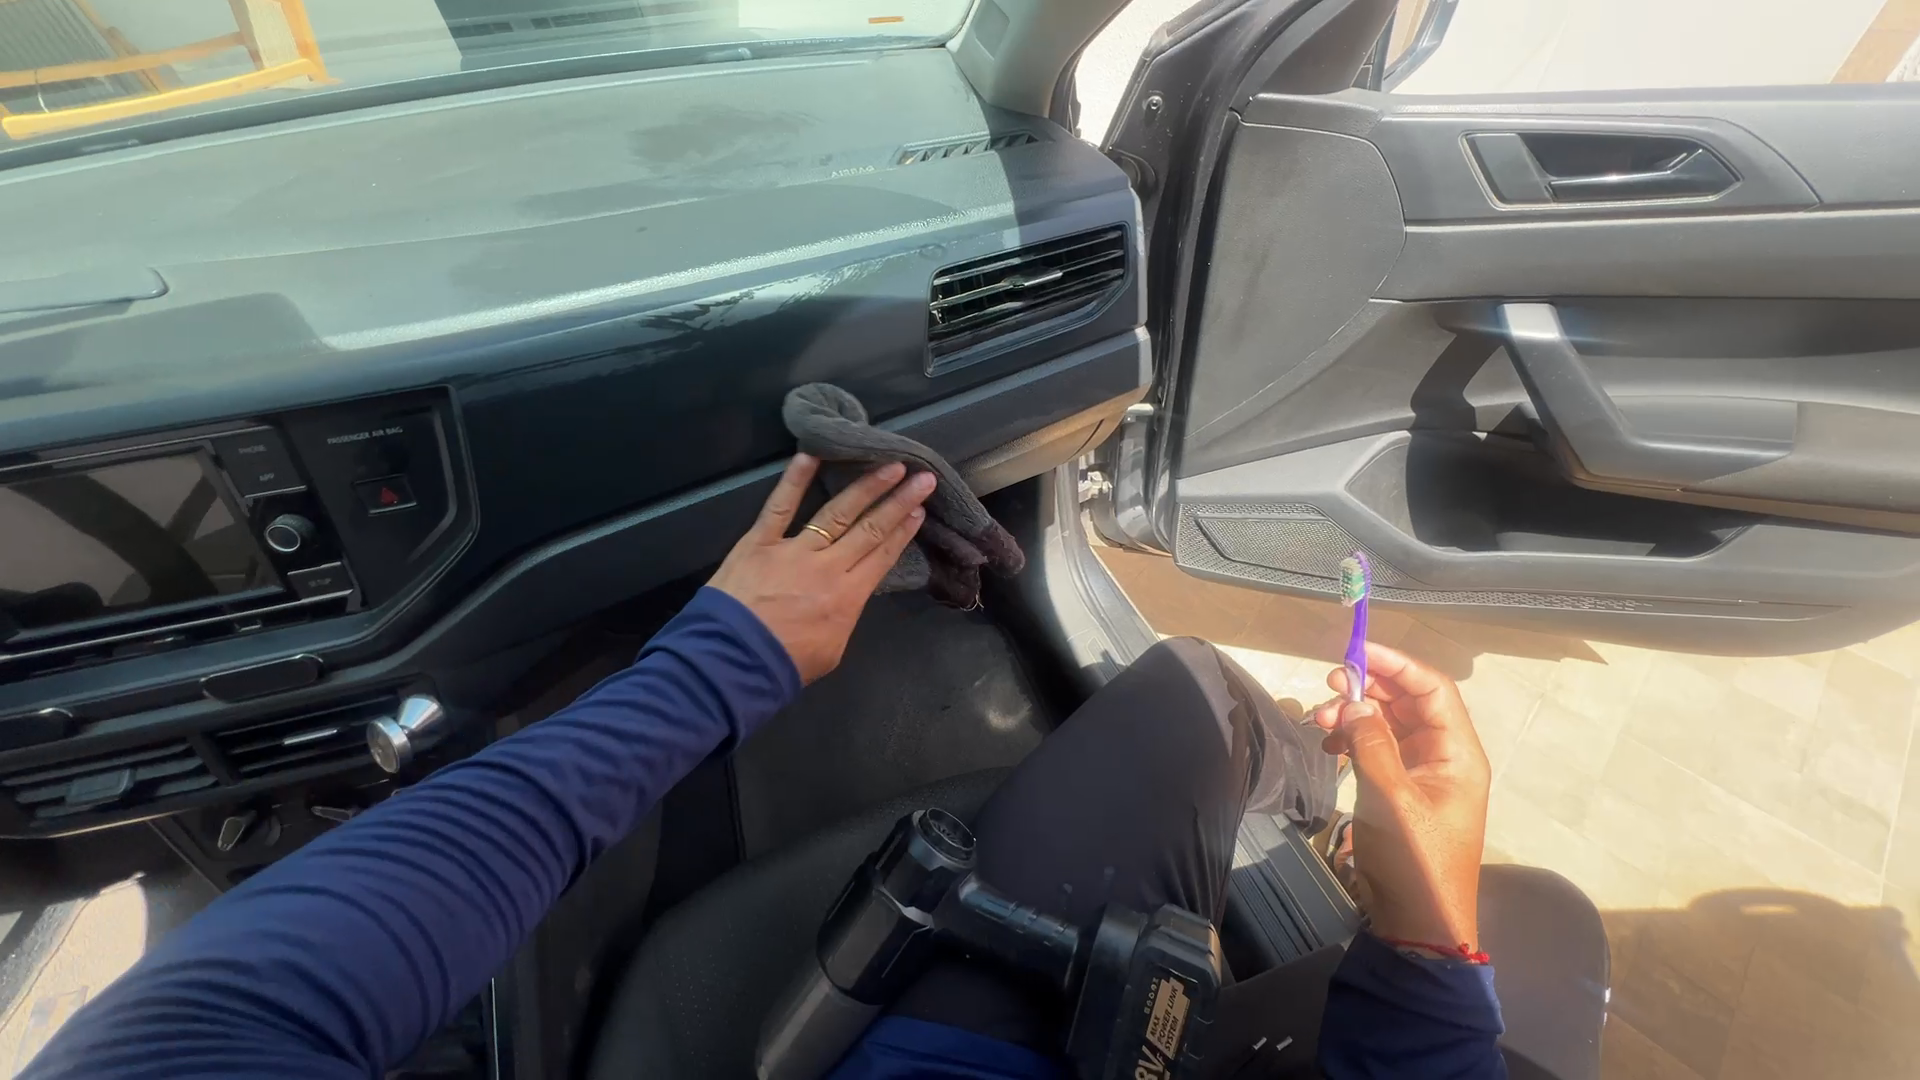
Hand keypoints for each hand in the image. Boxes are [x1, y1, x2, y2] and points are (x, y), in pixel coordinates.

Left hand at [710, 453, 933, 682]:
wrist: (733, 663)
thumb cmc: (785, 665)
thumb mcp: (832, 650)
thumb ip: (844, 616)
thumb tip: (846, 595)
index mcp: (848, 595)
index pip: (883, 554)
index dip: (904, 529)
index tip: (920, 508)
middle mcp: (828, 566)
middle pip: (870, 528)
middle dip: (899, 501)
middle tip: (922, 478)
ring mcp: (793, 550)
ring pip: (837, 512)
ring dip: (866, 487)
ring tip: (889, 465)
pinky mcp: (759, 542)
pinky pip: (779, 506)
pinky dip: (794, 480)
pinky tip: (810, 455)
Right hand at [1310, 641, 1490, 952]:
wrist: (1417, 919)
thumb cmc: (1415, 857)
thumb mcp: (1391, 797)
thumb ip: (1371, 743)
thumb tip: (1352, 702)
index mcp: (1457, 753)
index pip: (1432, 689)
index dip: (1395, 664)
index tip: (1354, 651)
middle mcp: (1442, 755)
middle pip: (1406, 701)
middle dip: (1367, 687)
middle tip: (1328, 684)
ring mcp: (1420, 771)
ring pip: (1386, 721)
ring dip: (1353, 713)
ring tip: (1319, 719)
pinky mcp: (1399, 786)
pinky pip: (1375, 744)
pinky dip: (1350, 737)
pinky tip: (1328, 744)